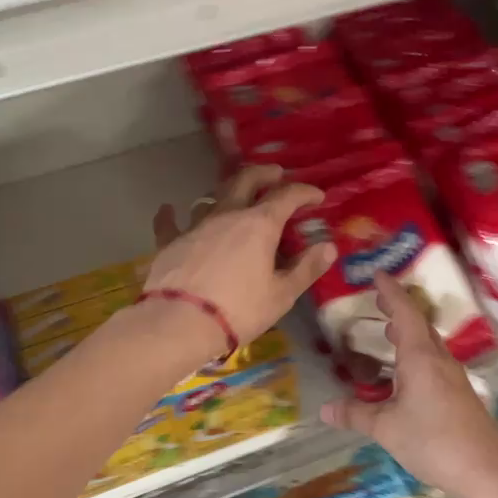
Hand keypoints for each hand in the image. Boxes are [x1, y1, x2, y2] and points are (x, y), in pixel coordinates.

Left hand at [146, 165, 337, 361]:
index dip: (305, 192)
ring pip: (212, 197)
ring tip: (235, 197)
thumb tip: (328, 247)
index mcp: (259, 224)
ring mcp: (195, 225)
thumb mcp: (281, 295)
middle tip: (276, 174)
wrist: (179, 323)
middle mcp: (227, 214)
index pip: (287, 196)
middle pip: (246, 180)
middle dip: (264, 174)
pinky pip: (170, 221)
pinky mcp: (170, 242)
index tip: (317, 197)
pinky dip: (172, 214)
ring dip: (227, 192)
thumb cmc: (239, 311)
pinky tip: (169, 209)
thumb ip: (305, 268)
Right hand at [320, 273, 497, 497]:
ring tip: (388, 332)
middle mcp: (440, 361)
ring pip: (430, 345)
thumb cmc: (432, 441)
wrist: (485, 469)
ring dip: (409, 334)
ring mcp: (454, 378)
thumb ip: (355, 415)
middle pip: (420, 326)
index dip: (390, 292)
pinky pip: (435, 364)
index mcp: (420, 358)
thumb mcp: (386, 429)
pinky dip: (417, 356)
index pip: (405, 313)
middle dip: (399, 311)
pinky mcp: (460, 396)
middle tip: (379, 301)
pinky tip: (407, 375)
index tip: (377, 274)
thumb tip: (324, 409)